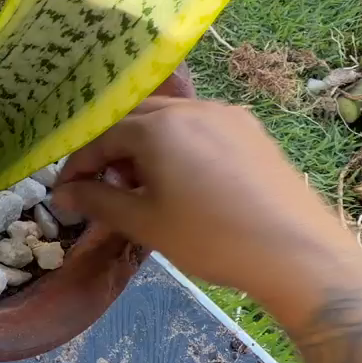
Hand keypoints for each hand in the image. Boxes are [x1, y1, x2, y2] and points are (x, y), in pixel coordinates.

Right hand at [49, 97, 361, 309]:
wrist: (298, 254)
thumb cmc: (208, 237)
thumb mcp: (142, 222)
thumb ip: (96, 200)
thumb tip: (62, 194)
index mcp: (158, 127)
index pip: (100, 138)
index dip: (76, 167)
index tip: (65, 197)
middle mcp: (191, 109)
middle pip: (132, 119)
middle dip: (107, 151)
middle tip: (98, 188)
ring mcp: (227, 116)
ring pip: (167, 120)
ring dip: (140, 147)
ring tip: (137, 188)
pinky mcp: (251, 131)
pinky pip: (197, 128)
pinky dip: (174, 146)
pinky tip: (177, 182)